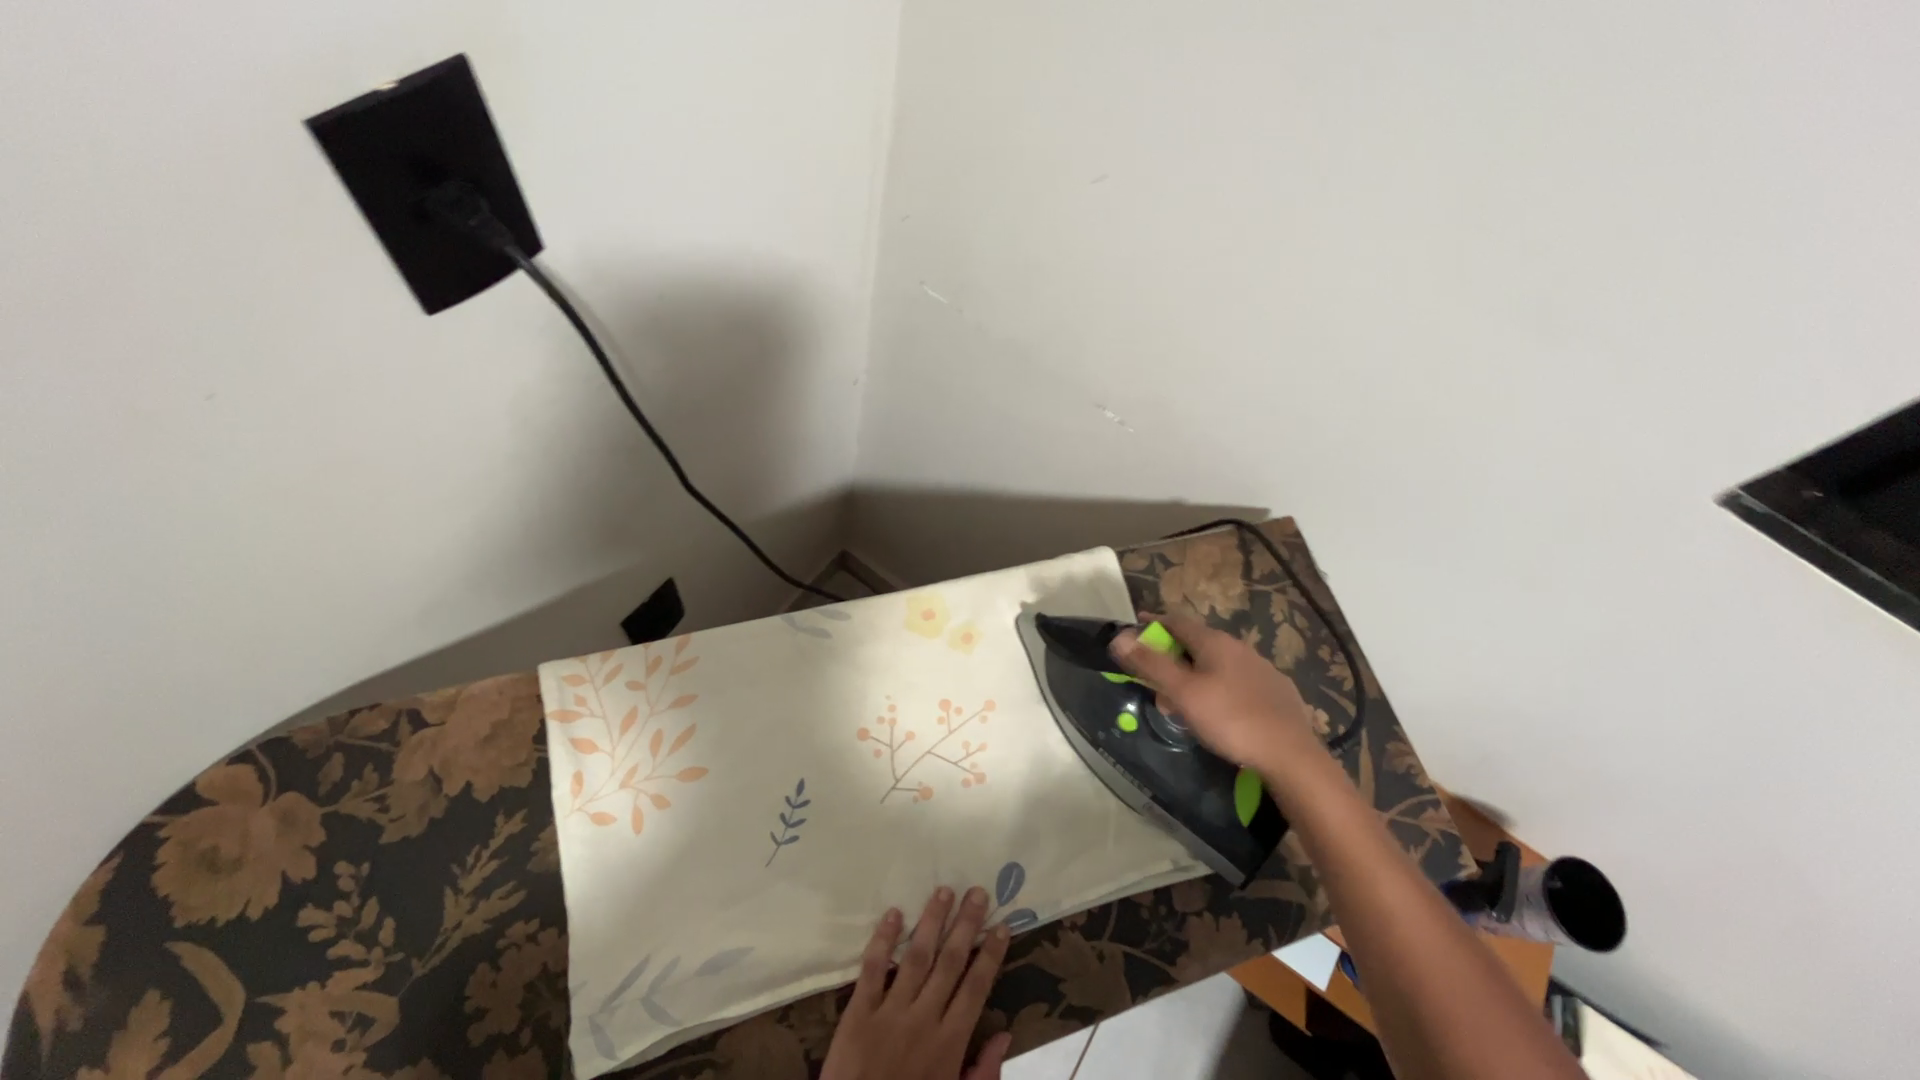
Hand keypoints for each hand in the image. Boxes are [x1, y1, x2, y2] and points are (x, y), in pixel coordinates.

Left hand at [821, 886, 1013, 1079]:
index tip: (1002, 926)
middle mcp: (924, 1019)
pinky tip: (893, 913)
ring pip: (916, 957)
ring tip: (943, 891)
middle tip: (977, 892)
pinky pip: (872, 970)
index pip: (976, 988)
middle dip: (966, 925)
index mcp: (950, 1042)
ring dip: (932, 921)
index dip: (991, 955)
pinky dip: (883, 940)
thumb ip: (983, 1070)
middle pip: (950, 963)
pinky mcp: (858, 1013)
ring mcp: (890, 1013)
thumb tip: (1005, 1036)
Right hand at [1110, 612, 1324, 776]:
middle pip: (1197, 643)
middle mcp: (1239, 647)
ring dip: (1197, 673)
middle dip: (1173, 655)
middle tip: (1156, 677)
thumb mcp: (1183, 693)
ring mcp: (1261, 668)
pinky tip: (1221, 711)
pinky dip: (1220, 688)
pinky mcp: (1276, 691)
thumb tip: (1119, 636)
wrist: (1289, 754)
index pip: (1176, 621)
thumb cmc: (1229, 719)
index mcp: (1214, 642)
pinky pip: (1238, 681)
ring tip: (1185, 699)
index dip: (1152, 624)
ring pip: (1219, 663)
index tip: (1134, 631)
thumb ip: (1151, 664)